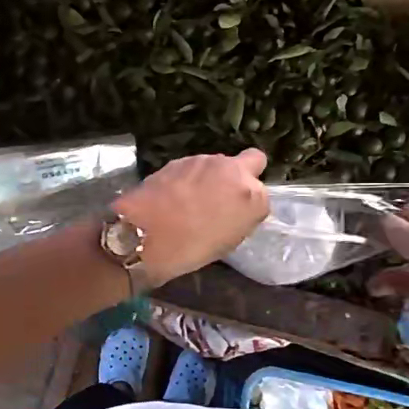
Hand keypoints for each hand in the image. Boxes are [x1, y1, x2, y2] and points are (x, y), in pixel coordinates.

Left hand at [113, 149, 270, 287]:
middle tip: (224, 196)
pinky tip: (176, 194)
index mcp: (254, 197)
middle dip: (243, 174)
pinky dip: (191, 177)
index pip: (263, 196)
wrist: (146, 234)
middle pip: (253, 161)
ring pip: (220, 163)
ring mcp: (207, 160)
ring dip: (213, 176)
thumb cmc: (190, 249)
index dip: (249, 206)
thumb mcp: (227, 242)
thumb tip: (233, 209)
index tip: (236, 217)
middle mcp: (236, 171)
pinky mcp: (181, 158)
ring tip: (193, 199)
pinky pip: (195, 166)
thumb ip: (238, 218)